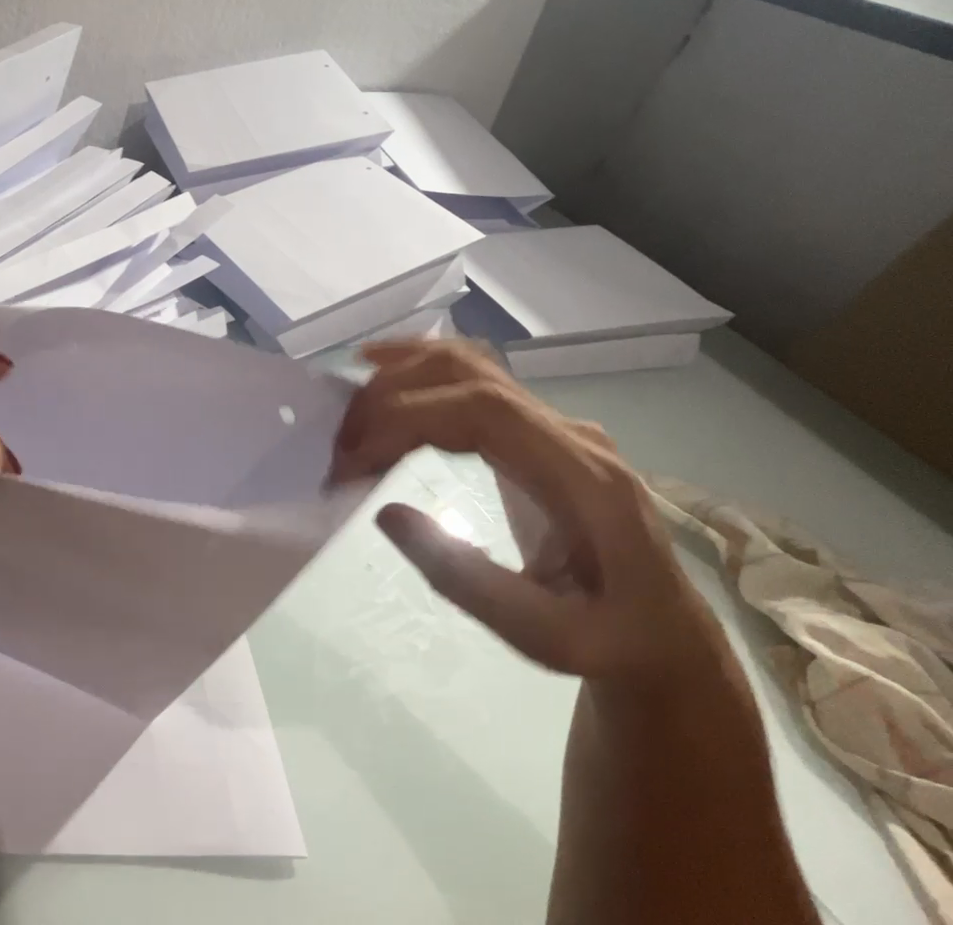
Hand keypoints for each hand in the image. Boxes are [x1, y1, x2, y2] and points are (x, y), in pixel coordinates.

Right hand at [329, 341, 722, 686]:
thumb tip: (385, 511)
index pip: (482, 411)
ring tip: (348, 418)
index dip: (405, 421)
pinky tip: (379, 378)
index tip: (352, 466)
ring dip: (398, 378)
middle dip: (389, 397)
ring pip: (468, 365)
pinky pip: (471, 381)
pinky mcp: (538, 435)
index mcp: (582, 478)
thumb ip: (466, 580)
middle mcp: (571, 436)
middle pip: (468, 373)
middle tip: (340, 450)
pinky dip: (417, 374)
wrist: (667, 641)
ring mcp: (557, 428)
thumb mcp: (542, 636)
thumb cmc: (609, 642)